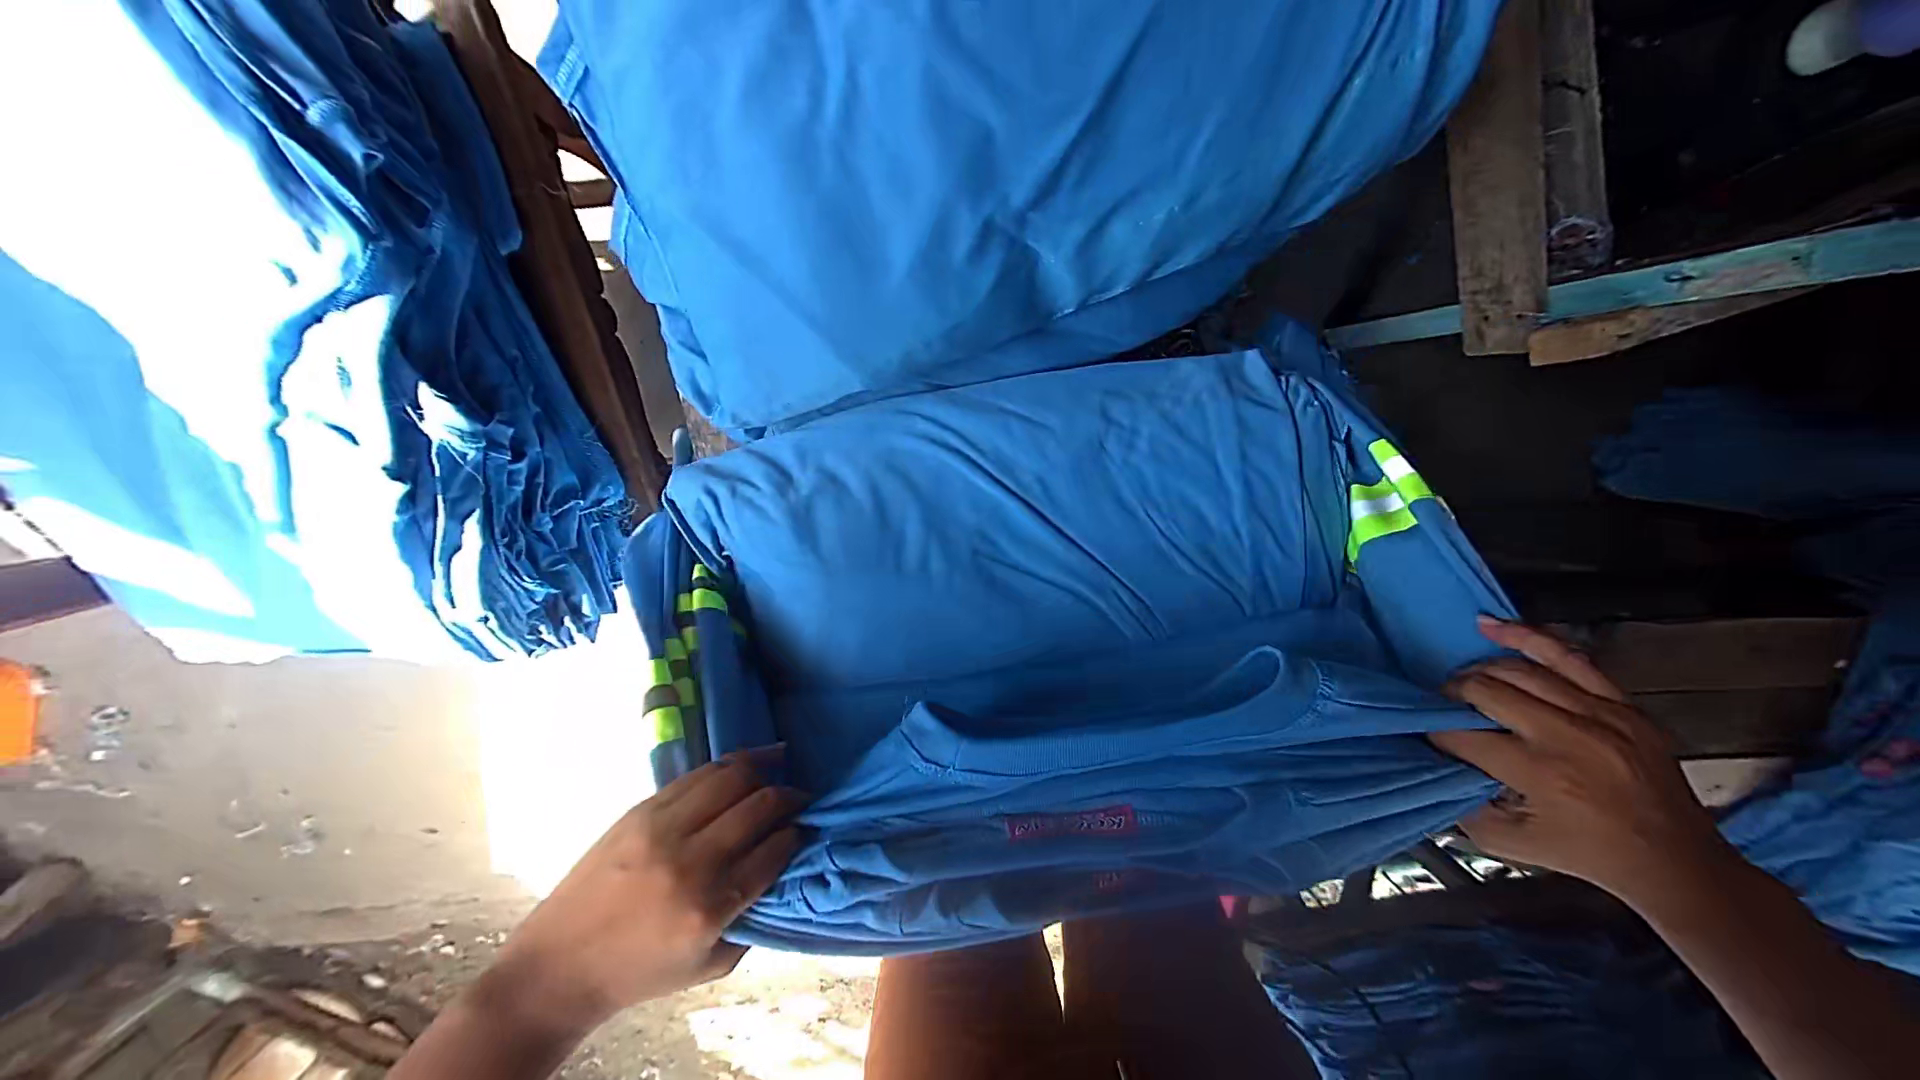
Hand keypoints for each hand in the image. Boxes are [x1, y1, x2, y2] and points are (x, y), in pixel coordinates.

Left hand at [478, 749, 806, 1038]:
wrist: (558, 965)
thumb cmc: (640, 972)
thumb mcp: (710, 964)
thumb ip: (754, 918)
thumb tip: (785, 868)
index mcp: (710, 906)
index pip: (775, 850)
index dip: (798, 834)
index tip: (805, 829)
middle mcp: (690, 861)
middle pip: (759, 806)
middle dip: (790, 798)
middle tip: (801, 799)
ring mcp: (662, 829)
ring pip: (730, 777)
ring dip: (764, 770)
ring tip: (781, 767)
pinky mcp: (641, 810)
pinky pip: (698, 774)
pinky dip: (731, 764)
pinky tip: (750, 760)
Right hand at [1430, 618, 1738, 905]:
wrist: (1679, 863)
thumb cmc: (1587, 855)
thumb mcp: (1509, 844)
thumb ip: (1460, 804)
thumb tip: (1429, 765)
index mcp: (1540, 773)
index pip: (1461, 734)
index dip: (1434, 732)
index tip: (1426, 737)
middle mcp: (1568, 736)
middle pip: (1484, 692)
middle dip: (1450, 696)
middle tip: (1441, 706)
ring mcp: (1601, 715)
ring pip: (1518, 670)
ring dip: (1477, 672)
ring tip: (1461, 682)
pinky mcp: (1623, 705)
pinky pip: (1567, 656)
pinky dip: (1525, 637)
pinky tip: (1489, 626)